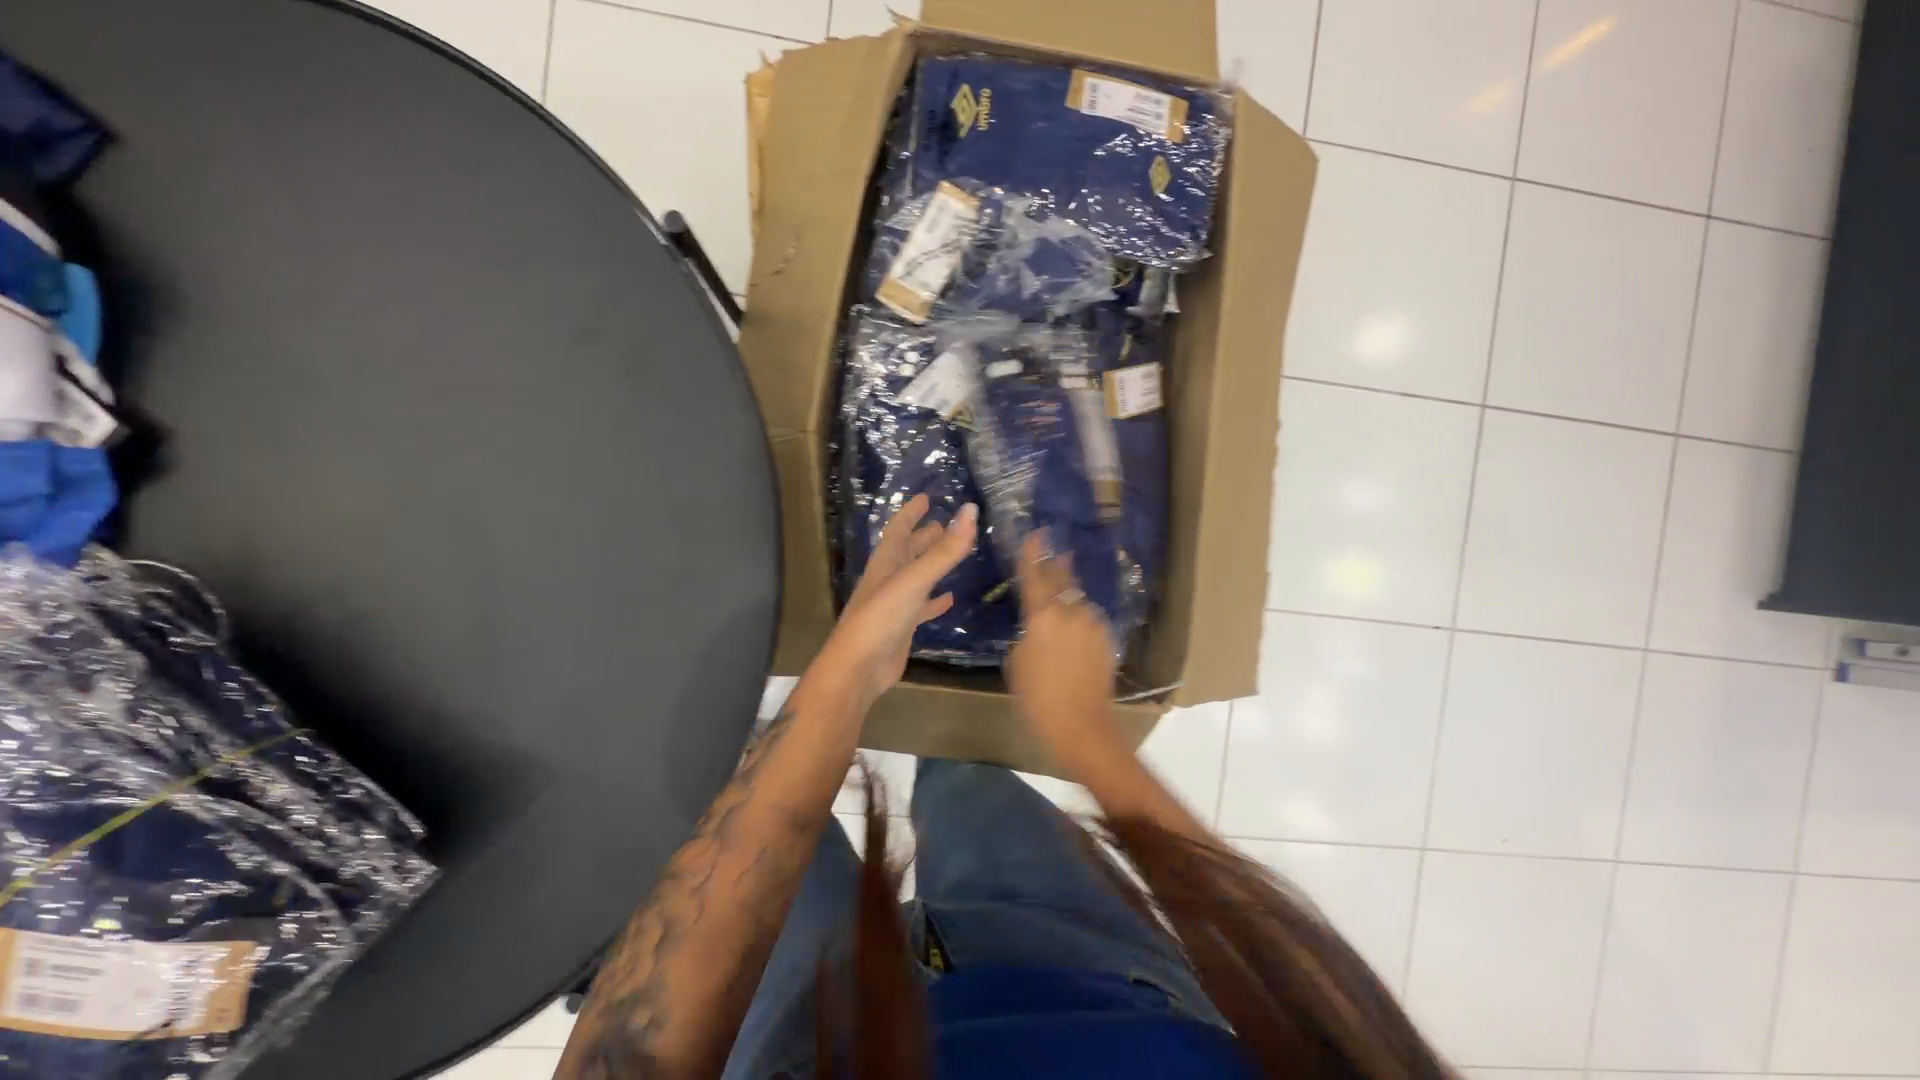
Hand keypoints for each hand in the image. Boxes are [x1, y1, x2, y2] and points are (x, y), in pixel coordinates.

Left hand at [812, 494, 978, 709]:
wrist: (859, 668)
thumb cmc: (881, 618)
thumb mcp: (914, 580)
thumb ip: (944, 550)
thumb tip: (970, 511)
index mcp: (885, 563)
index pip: (898, 529)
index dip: (911, 512)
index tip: (926, 497)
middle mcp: (888, 579)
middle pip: (907, 551)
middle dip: (925, 537)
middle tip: (946, 525)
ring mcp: (894, 604)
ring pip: (916, 577)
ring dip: (931, 564)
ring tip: (953, 553)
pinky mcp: (902, 627)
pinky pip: (921, 607)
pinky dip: (935, 600)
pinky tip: (949, 598)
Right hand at [1007, 532, 1117, 765]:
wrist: (1081, 725)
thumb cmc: (1037, 698)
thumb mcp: (1017, 662)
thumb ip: (1027, 633)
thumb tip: (1037, 624)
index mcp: (1042, 616)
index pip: (1034, 575)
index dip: (1032, 553)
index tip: (1035, 534)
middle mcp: (1071, 612)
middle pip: (1061, 579)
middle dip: (1055, 565)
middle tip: (1052, 551)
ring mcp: (1093, 624)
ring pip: (1077, 601)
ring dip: (1069, 596)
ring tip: (1061, 594)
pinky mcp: (1107, 639)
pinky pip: (1089, 619)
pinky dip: (1080, 618)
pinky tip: (1074, 628)